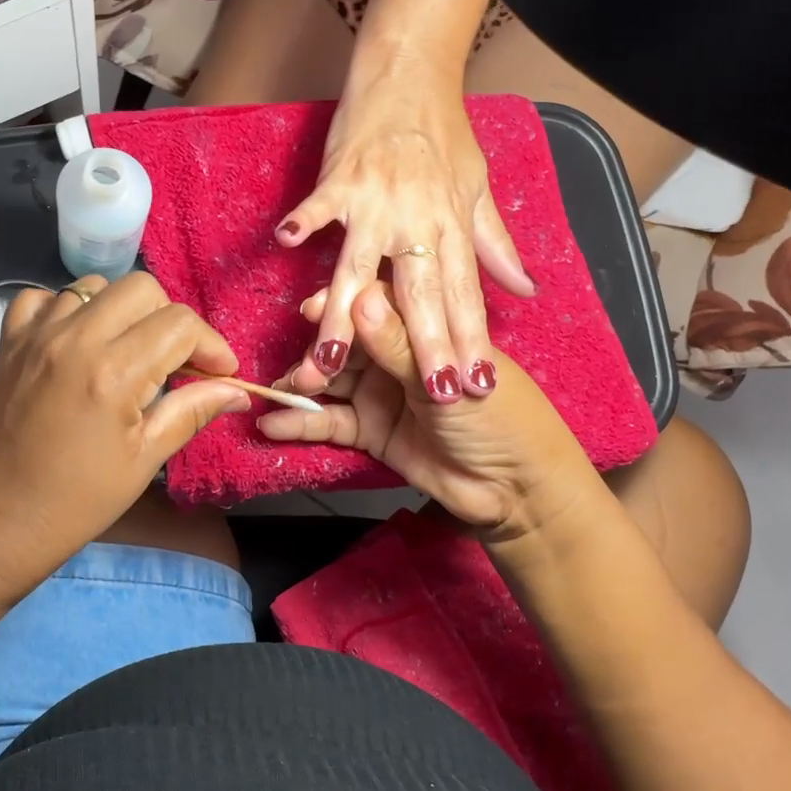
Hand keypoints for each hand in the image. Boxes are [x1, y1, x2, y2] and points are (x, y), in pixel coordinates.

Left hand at [0, 273, 248, 602]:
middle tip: (174, 362)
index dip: (211, 345)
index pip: (179, 324)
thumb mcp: (143, 460)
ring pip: (94, 287)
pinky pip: (43, 298)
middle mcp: (74, 338)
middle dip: (170, 320)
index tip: (219, 373)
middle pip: (142, 288)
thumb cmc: (75, 502)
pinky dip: (67, 310)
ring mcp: (35, 334)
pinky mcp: (8, 341)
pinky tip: (77, 342)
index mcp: (113, 372)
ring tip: (126, 351)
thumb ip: (191, 412)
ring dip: (121, 311)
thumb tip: (237, 390)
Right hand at [258, 283, 591, 541]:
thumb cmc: (502, 420)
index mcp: (423, 329)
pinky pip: (328, 421)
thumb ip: (399, 343)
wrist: (518, 492)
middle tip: (301, 369)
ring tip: (271, 393)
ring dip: (301, 386)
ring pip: (330, 382)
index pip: (373, 306)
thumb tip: (359, 297)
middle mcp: (395, 355)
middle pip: (343, 344)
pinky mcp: (368, 430)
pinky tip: (271, 424)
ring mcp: (378, 392)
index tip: (312, 311)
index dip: (340, 307)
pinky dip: (300, 422)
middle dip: (317, 353)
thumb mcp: (445, 378)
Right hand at [276, 74, 534, 401]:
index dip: (469, 340)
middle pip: (422, 292)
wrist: (410, 73)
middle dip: (428, 345)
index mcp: (452, 225)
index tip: (475, 385)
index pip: (464, 294)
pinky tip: (287, 243)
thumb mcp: (477, 188)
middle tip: (434, 394)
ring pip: (362, 266)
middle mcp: (419, 219)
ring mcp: (378, 198)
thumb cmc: (441, 132)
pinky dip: (307, 219)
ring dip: (346, 313)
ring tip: (332, 360)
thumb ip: (495, 245)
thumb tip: (526, 291)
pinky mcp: (342, 176)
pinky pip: (322, 203)